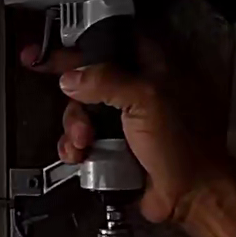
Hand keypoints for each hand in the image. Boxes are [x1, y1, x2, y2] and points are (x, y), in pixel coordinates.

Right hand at [21, 37, 235, 224]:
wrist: (190, 194)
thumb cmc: (181, 144)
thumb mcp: (146, 100)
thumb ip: (106, 80)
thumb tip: (70, 78)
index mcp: (150, 67)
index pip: (109, 41)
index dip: (78, 44)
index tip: (46, 52)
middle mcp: (134, 89)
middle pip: (86, 79)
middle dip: (74, 97)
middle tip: (77, 112)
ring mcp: (122, 120)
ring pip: (80, 112)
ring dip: (75, 127)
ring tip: (84, 143)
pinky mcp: (111, 146)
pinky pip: (81, 141)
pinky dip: (74, 148)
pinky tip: (80, 156)